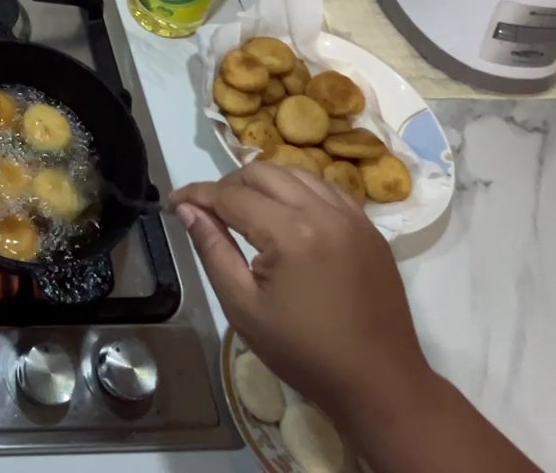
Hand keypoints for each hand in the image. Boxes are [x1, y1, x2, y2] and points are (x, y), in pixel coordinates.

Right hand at [171, 163, 432, 416]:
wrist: (380, 383)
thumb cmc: (304, 352)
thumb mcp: (243, 306)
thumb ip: (212, 249)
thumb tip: (186, 209)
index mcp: (292, 235)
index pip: (231, 195)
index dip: (197, 194)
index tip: (174, 201)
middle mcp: (324, 214)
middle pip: (262, 172)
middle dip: (228, 185)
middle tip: (210, 212)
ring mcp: (352, 218)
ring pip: (294, 173)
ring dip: (262, 183)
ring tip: (245, 210)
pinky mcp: (369, 228)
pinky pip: (324, 188)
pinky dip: (297, 190)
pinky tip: (285, 215)